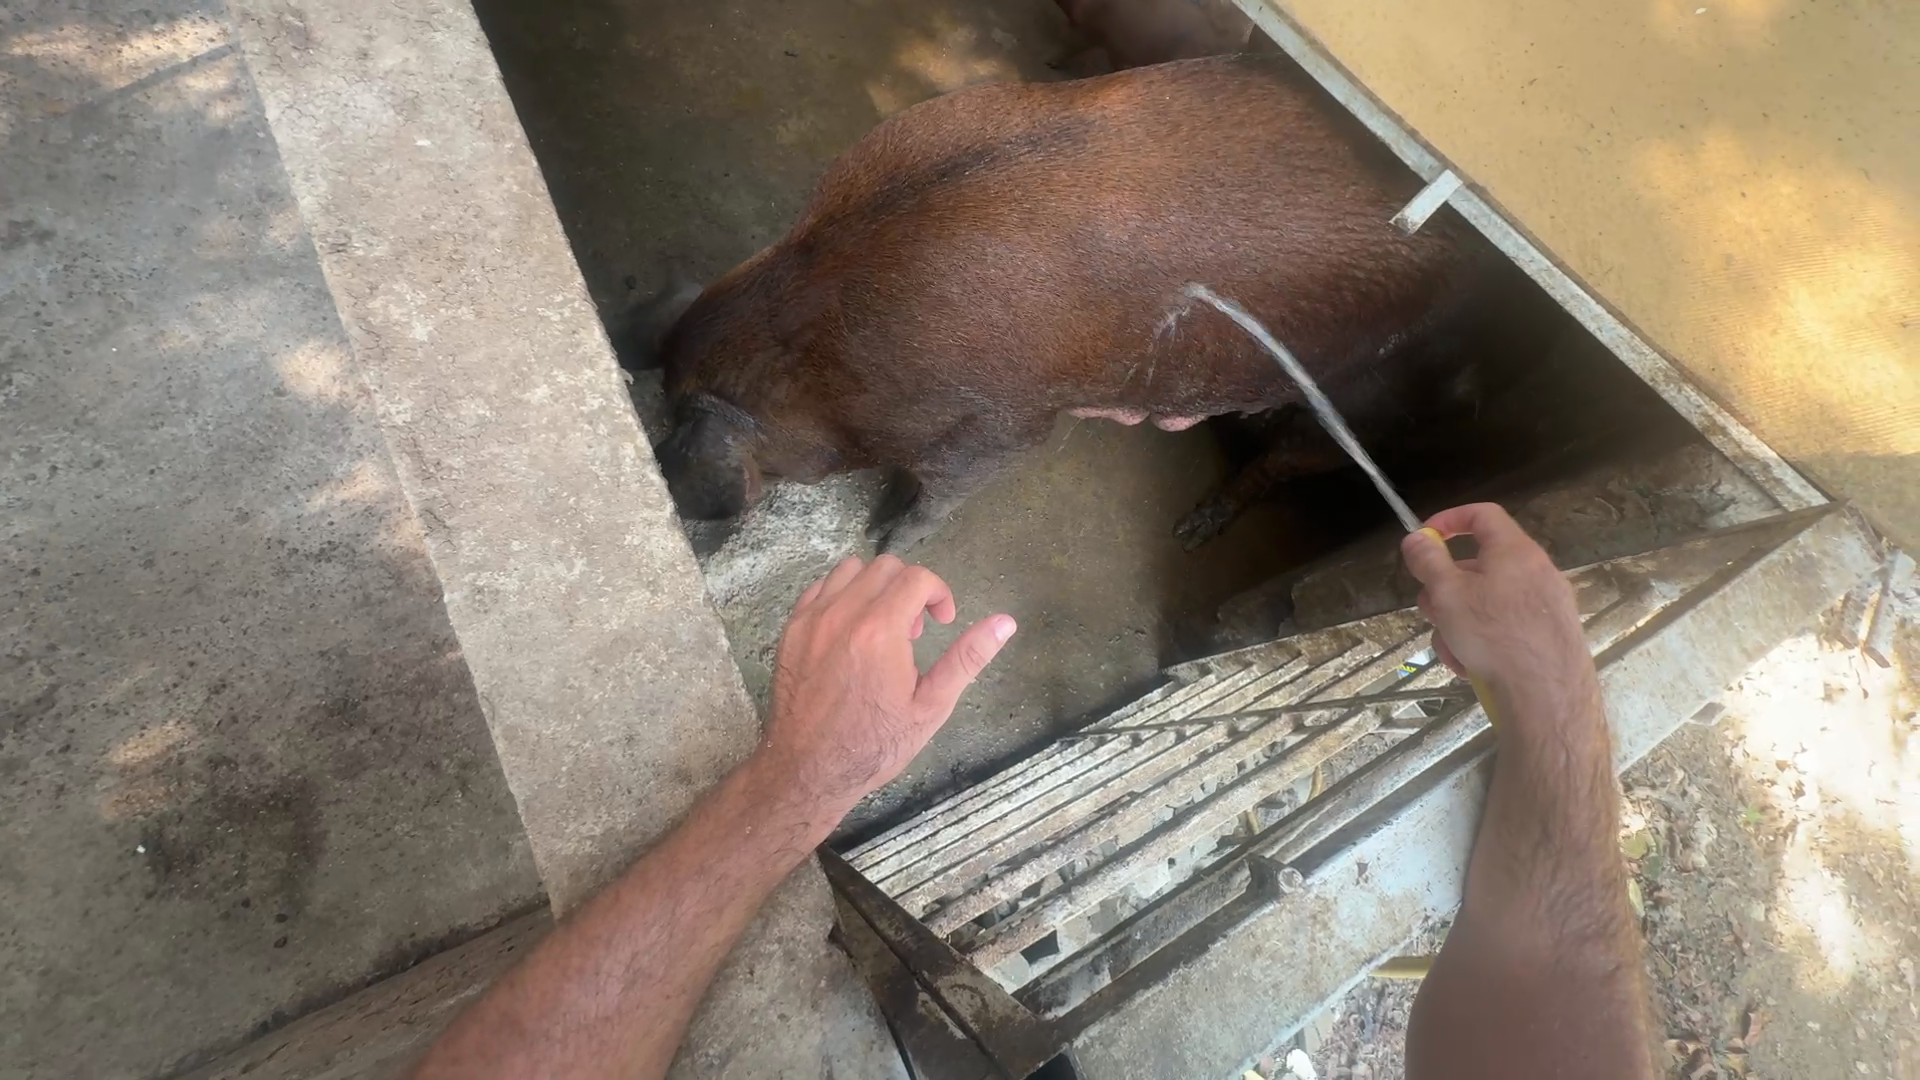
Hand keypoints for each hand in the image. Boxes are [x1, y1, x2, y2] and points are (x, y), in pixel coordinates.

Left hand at [753, 556, 1015, 828]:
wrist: (809, 769)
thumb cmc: (875, 744)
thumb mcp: (931, 705)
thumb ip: (968, 658)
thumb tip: (1006, 623)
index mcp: (880, 630)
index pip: (918, 578)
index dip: (940, 593)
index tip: (942, 620)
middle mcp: (843, 614)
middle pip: (886, 566)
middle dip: (910, 588)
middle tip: (913, 632)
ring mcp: (812, 618)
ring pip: (851, 569)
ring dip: (875, 587)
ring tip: (881, 626)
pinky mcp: (792, 628)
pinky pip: (822, 587)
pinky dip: (843, 595)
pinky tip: (851, 630)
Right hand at [1399, 503, 1593, 716]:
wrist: (1546, 694)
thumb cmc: (1494, 634)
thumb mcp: (1447, 593)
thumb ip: (1428, 560)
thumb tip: (1416, 538)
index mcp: (1514, 552)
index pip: (1482, 514)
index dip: (1447, 519)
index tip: (1422, 540)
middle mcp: (1536, 571)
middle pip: (1477, 564)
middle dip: (1444, 586)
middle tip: (1430, 608)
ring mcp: (1545, 604)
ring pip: (1483, 599)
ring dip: (1457, 619)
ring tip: (1452, 647)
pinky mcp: (1547, 633)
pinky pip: (1501, 624)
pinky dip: (1480, 638)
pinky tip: (1471, 663)